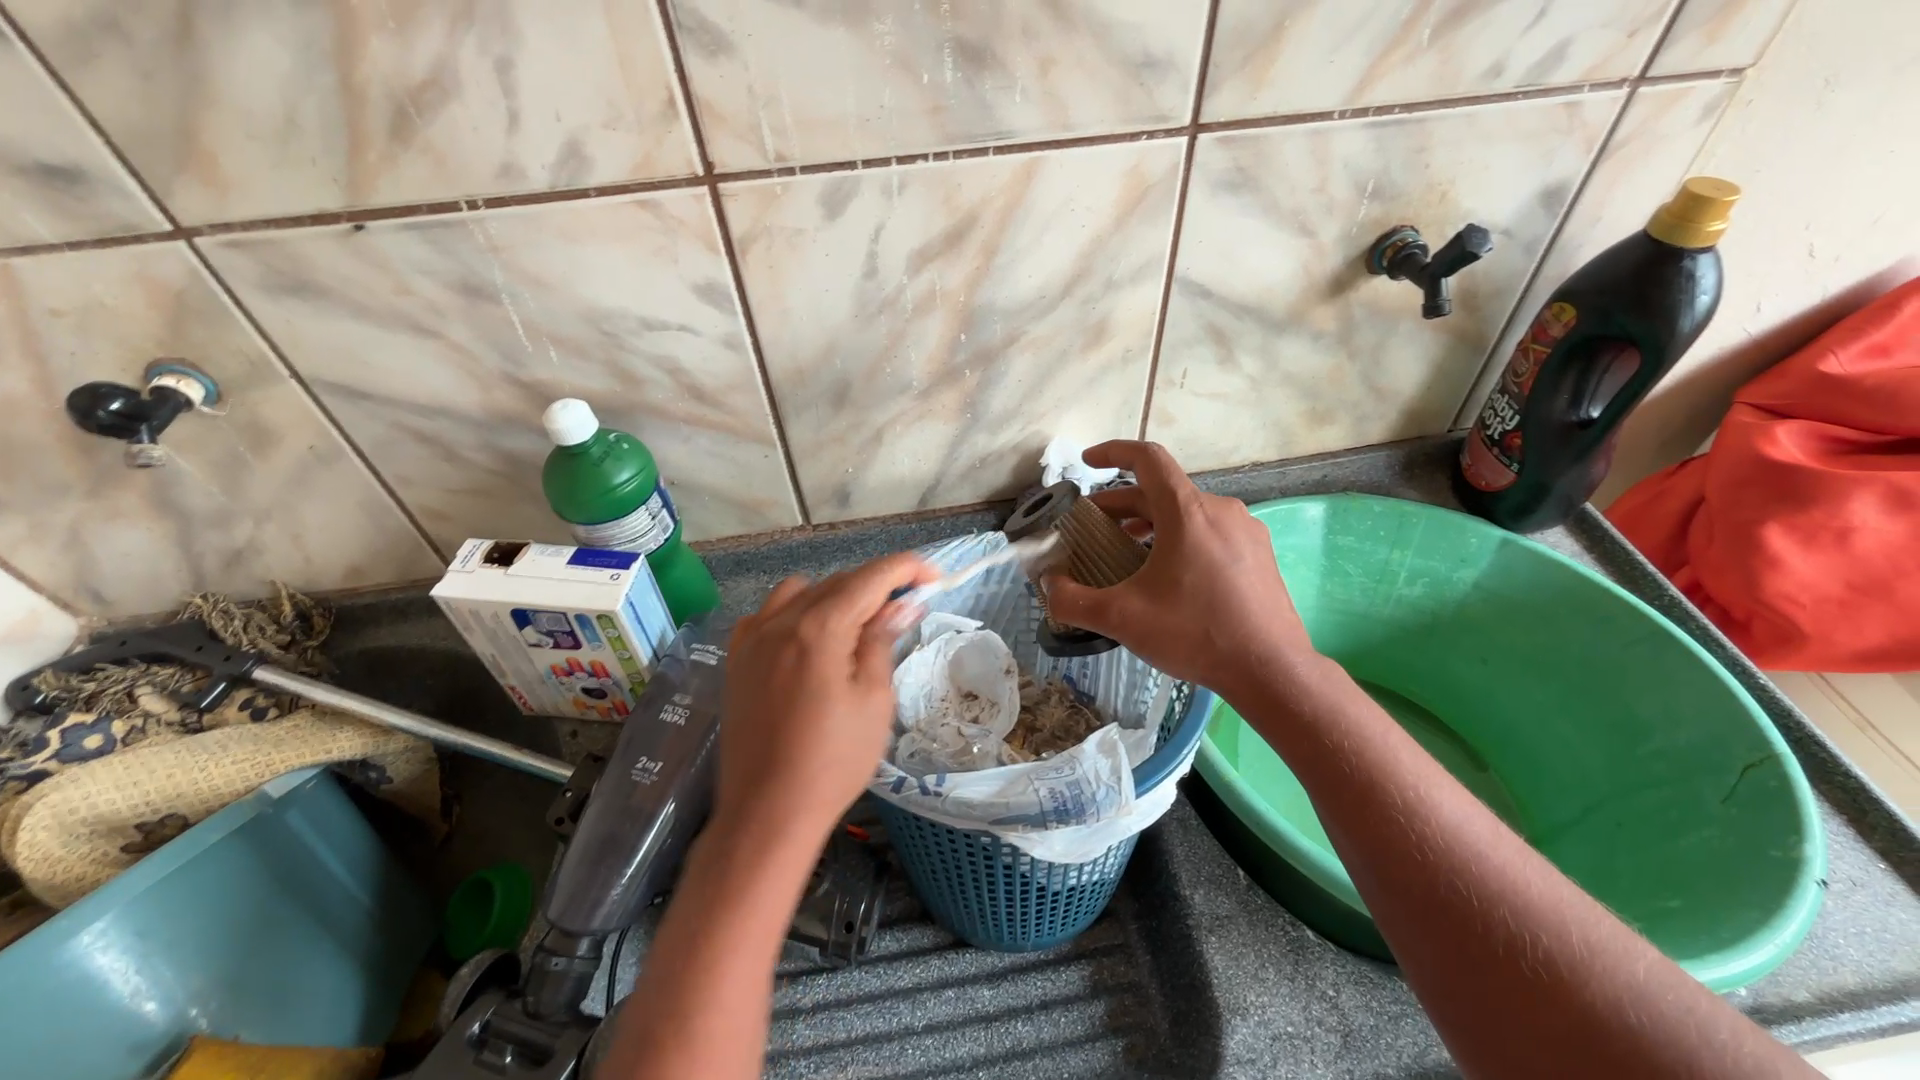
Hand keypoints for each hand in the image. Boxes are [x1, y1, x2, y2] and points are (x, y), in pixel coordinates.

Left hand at [718, 553, 938, 840]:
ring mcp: (752, 639)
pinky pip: (768, 615)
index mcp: (818, 628)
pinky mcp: (737, 661)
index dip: (905, 569)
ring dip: (835, 596)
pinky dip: (796, 613)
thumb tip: (900, 604)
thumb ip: (882, 642)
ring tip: (858, 627)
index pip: (870, 578)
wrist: (767, 812)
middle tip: (906, 609)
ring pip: (800, 592)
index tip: (933, 575)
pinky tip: (809, 641)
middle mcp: (779, 621)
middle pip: (836, 582)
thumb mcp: (874, 700)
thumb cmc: (833, 761)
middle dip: (875, 587)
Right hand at [1041, 440, 1320, 700]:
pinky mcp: (1259, 556)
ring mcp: (1246, 532)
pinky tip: (1168, 577)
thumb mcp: (1122, 618)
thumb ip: (1073, 600)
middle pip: (1163, 492)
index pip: (1147, 460)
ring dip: (1151, 525)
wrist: (1271, 670)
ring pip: (1188, 514)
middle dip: (1122, 505)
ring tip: (1125, 553)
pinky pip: (1210, 534)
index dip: (1113, 453)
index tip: (1088, 462)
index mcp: (1188, 511)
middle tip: (1092, 528)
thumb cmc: (1195, 633)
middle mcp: (1220, 510)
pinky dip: (1180, 541)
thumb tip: (1048, 586)